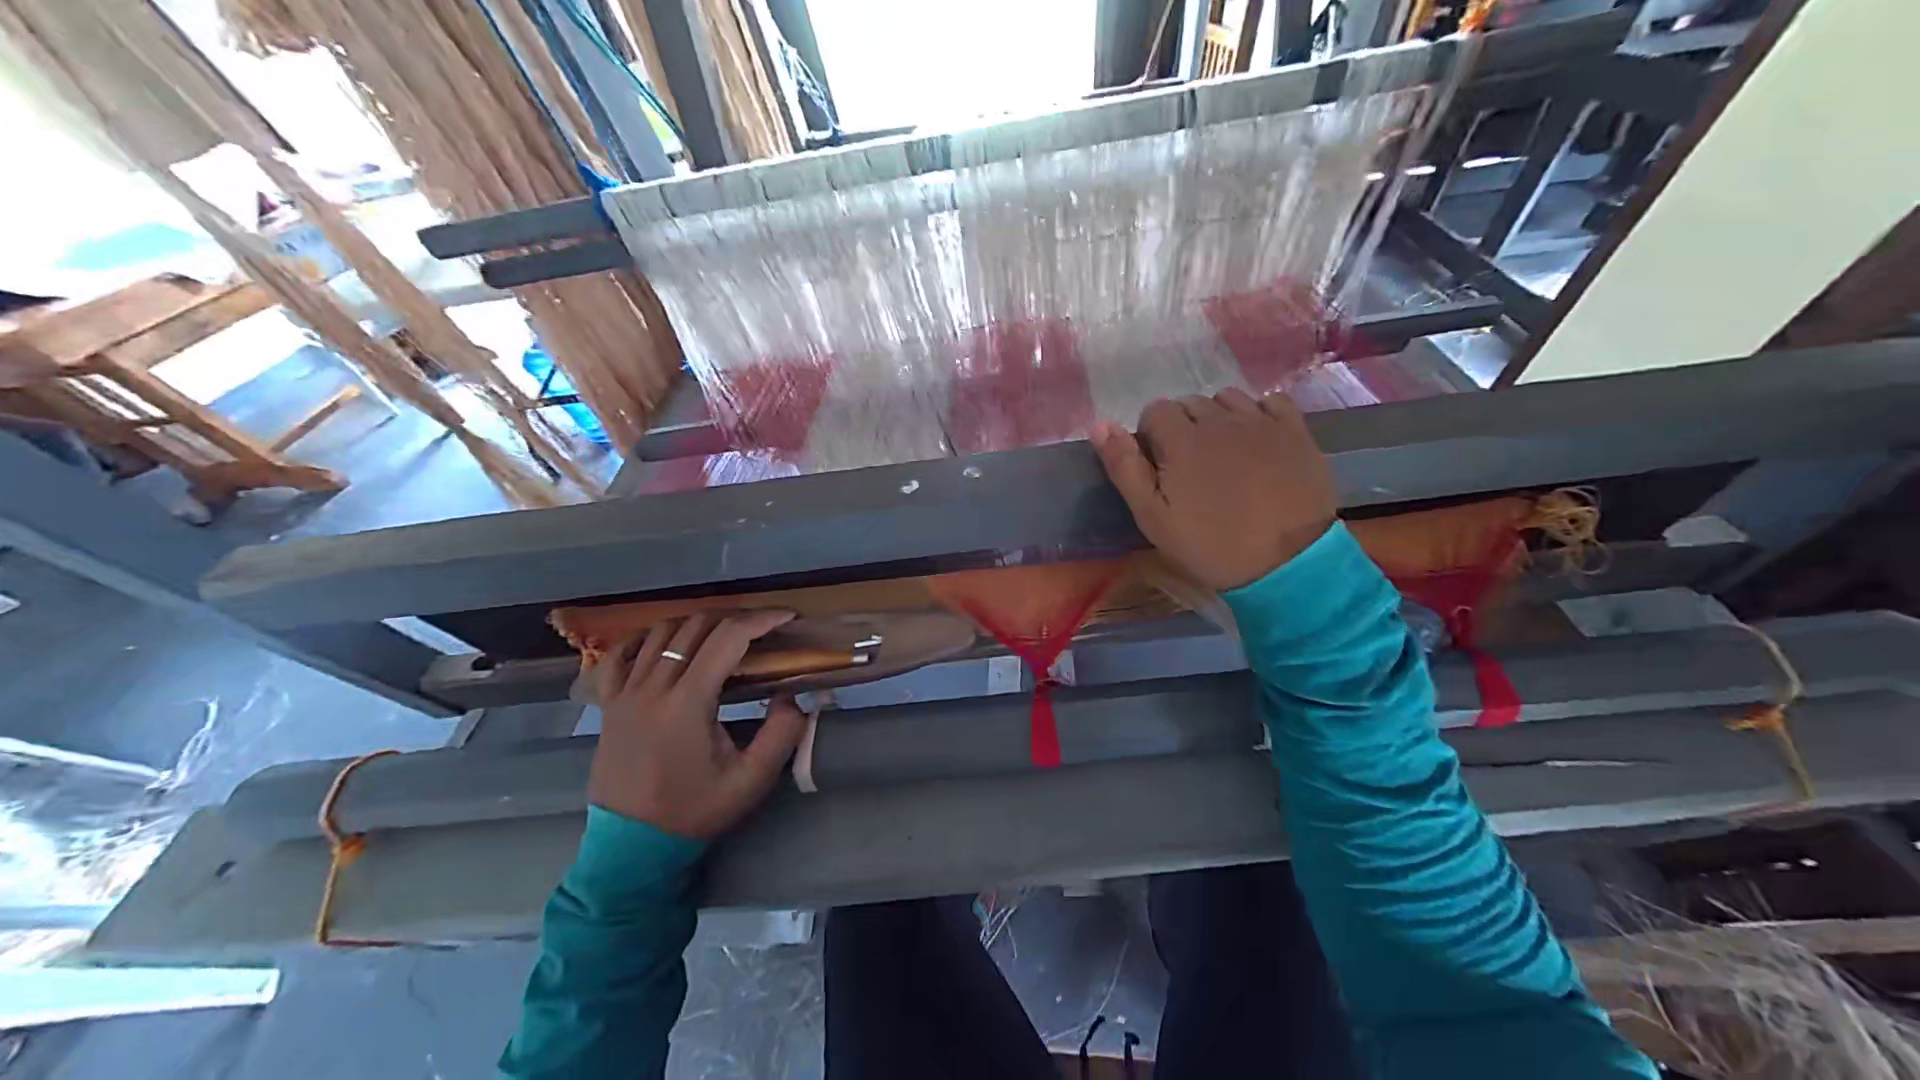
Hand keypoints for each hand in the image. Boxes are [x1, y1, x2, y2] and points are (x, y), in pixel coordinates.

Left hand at [586, 611, 809, 839]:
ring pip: (661, 632)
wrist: (631, 846)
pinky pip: (621, 655)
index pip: (729, 638)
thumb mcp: (751, 779)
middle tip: (762, 628)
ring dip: (697, 623)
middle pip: (696, 625)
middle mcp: (654, 686)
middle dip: (736, 617)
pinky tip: (665, 643)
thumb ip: (782, 733)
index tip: (787, 617)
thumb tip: (791, 695)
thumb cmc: (693, 810)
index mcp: (688, 701)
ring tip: (723, 634)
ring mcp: (625, 692)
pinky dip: (646, 639)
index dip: (762, 619)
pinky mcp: (609, 704)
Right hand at [1092, 388, 1335, 590]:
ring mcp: (1262, 421)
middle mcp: (1220, 419)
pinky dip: (1258, 414)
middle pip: (1190, 404)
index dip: (1151, 436)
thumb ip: (1125, 468)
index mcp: (1182, 439)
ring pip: (1228, 399)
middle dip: (1183, 427)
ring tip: (1223, 454)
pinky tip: (1256, 441)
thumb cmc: (1212, 546)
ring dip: (1218, 419)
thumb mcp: (1154, 518)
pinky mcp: (1295, 430)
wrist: (1289, 564)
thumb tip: (1100, 425)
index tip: (1159, 467)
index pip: (1155, 411)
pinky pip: (1270, 401)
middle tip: (1190, 468)